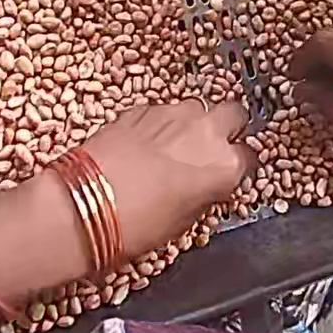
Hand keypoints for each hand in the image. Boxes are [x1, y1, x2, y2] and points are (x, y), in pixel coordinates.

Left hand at [80, 99, 252, 258]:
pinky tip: (146, 144)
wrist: (82, 205)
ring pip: (196, 108)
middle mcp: (204, 131)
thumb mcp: (184, 222)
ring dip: (192, 123)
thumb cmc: (133, 224)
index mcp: (225, 164)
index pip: (250, 157)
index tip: (230, 173)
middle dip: (227, 128)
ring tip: (174, 148)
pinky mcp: (140, 108)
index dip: (239, 166)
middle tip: (211, 149)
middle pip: (233, 114)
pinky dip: (160, 123)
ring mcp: (171, 113)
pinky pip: (162, 110)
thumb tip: (207, 186)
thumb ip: (206, 193)